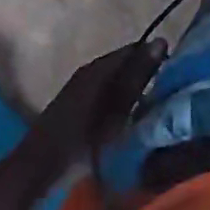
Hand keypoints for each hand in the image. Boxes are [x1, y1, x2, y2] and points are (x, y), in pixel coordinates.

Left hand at [40, 38, 168, 142]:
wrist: (36, 169)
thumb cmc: (81, 136)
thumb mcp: (116, 108)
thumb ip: (138, 75)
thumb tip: (161, 40)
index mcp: (100, 65)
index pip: (136, 48)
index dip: (155, 57)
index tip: (172, 73)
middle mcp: (89, 70)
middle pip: (124, 64)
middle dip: (144, 74)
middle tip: (164, 91)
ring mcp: (79, 87)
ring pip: (114, 79)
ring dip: (130, 89)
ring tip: (148, 105)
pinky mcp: (74, 104)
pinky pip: (104, 92)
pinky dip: (116, 100)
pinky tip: (124, 117)